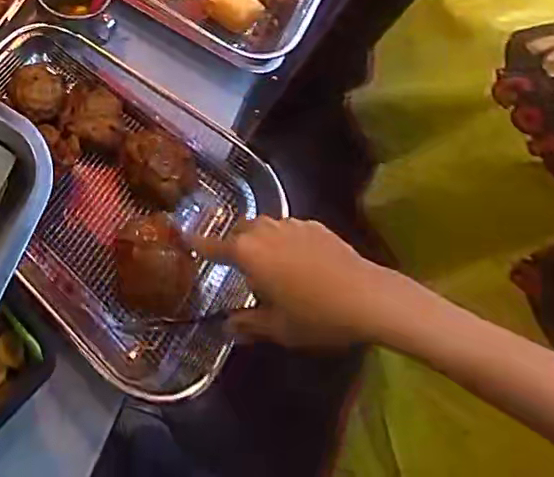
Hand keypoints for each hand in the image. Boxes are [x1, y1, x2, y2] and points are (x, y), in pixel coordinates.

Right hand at [192, 218, 416, 347]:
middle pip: (239, 233)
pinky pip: (290, 230)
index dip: (196, 243)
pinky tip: (304, 263)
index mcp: (245, 253)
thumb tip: (227, 329)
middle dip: (236, 246)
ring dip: (263, 243)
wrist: (370, 297)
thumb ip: (250, 324)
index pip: (212, 246)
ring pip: (264, 229)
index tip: (183, 237)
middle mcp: (261, 231)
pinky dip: (288, 242)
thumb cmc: (317, 315)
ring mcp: (289, 223)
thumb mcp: (280, 329)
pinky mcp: (313, 225)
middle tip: (243, 269)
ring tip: (275, 266)